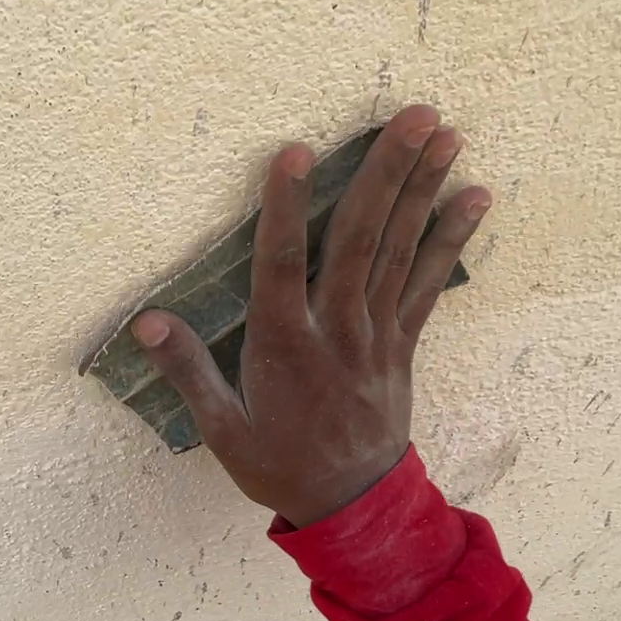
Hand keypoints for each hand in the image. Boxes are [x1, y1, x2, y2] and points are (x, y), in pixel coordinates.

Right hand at [133, 104, 490, 526]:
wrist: (352, 506)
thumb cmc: (277, 463)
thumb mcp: (221, 428)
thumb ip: (188, 370)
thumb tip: (146, 320)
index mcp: (285, 345)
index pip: (282, 264)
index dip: (286, 208)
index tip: (295, 151)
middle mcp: (336, 330)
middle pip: (360, 241)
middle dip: (385, 175)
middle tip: (412, 114)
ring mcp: (377, 334)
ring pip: (400, 253)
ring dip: (423, 190)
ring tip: (446, 134)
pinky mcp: (402, 344)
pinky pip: (429, 285)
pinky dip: (451, 240)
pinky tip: (474, 199)